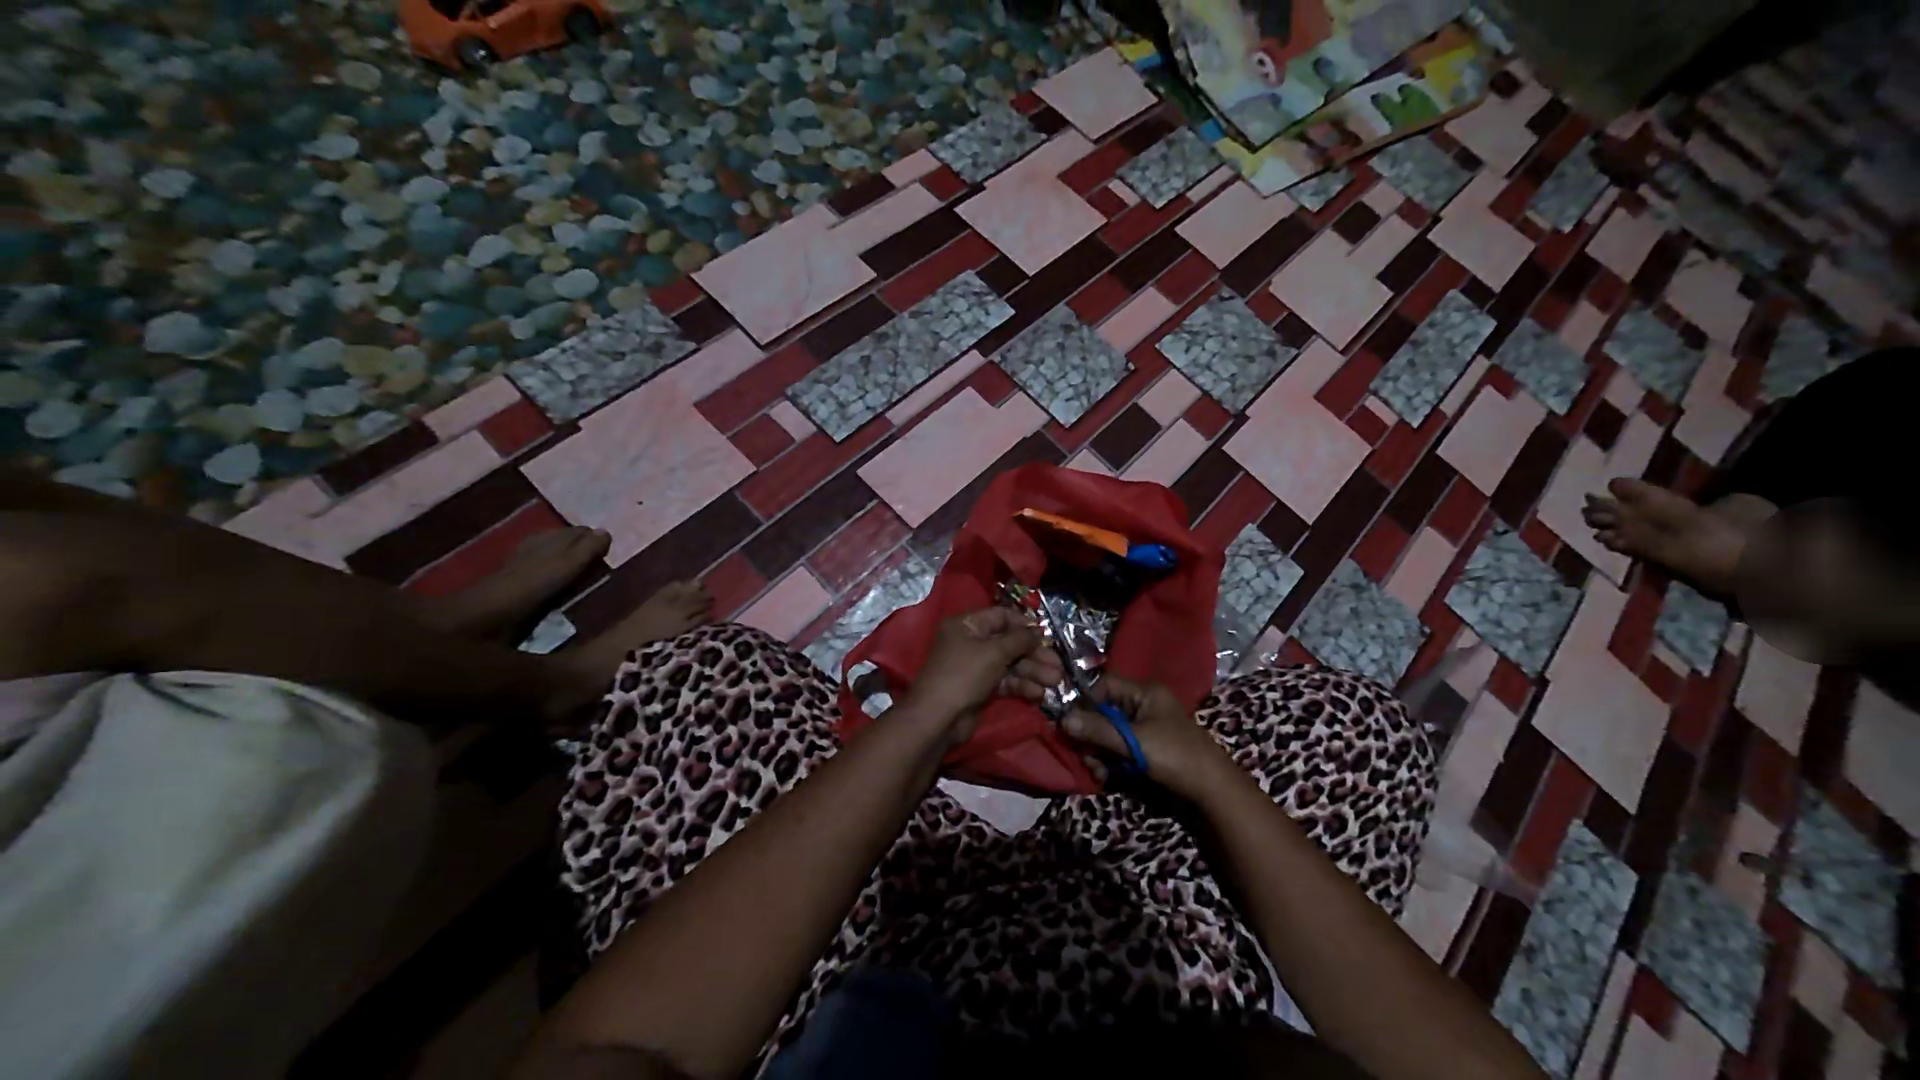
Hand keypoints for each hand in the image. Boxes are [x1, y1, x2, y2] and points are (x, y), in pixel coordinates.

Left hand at [900, 607, 1062, 744]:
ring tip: (1055, 682)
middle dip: (1035, 654)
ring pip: (1010, 664)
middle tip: (1057, 666)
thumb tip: (1038, 631)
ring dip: (1033, 672)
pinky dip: (1022, 686)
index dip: (1024, 625)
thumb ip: (1019, 639)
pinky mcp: (981, 688)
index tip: (1046, 635)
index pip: (1001, 616)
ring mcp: (976, 666)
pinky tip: (1039, 694)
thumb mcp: (993, 652)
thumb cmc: (964, 675)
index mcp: (968, 625)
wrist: (939, 718)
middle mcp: (971, 642)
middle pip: (1009, 643)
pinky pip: (1006, 681)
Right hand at [1063, 676, 1234, 798]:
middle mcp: (1144, 706)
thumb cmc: (1175, 756)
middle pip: (1104, 711)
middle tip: (1085, 755)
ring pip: (1109, 732)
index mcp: (1145, 693)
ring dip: (1099, 751)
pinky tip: (1106, 775)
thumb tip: (1063, 719)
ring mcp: (1146, 728)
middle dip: (1091, 734)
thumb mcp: (1134, 741)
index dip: (1087, 701)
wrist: (1212, 791)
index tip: (1073, 723)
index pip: (1105, 685)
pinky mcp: (1147, 749)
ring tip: (1098, 771)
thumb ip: (1098, 730)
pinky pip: (1119, 747)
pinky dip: (1110, 760)